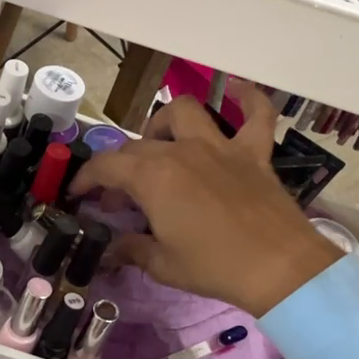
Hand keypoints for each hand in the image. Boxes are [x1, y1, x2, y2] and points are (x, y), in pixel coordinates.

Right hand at [69, 88, 343, 315]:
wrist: (280, 268)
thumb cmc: (214, 266)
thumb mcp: (163, 265)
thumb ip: (131, 249)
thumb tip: (111, 249)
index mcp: (153, 176)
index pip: (105, 166)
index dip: (85, 179)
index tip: (78, 196)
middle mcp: (182, 150)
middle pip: (138, 145)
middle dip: (119, 169)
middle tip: (119, 200)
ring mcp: (220, 147)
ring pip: (184, 112)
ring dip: (164, 123)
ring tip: (160, 145)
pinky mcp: (253, 154)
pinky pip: (256, 115)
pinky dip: (248, 99)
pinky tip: (238, 90)